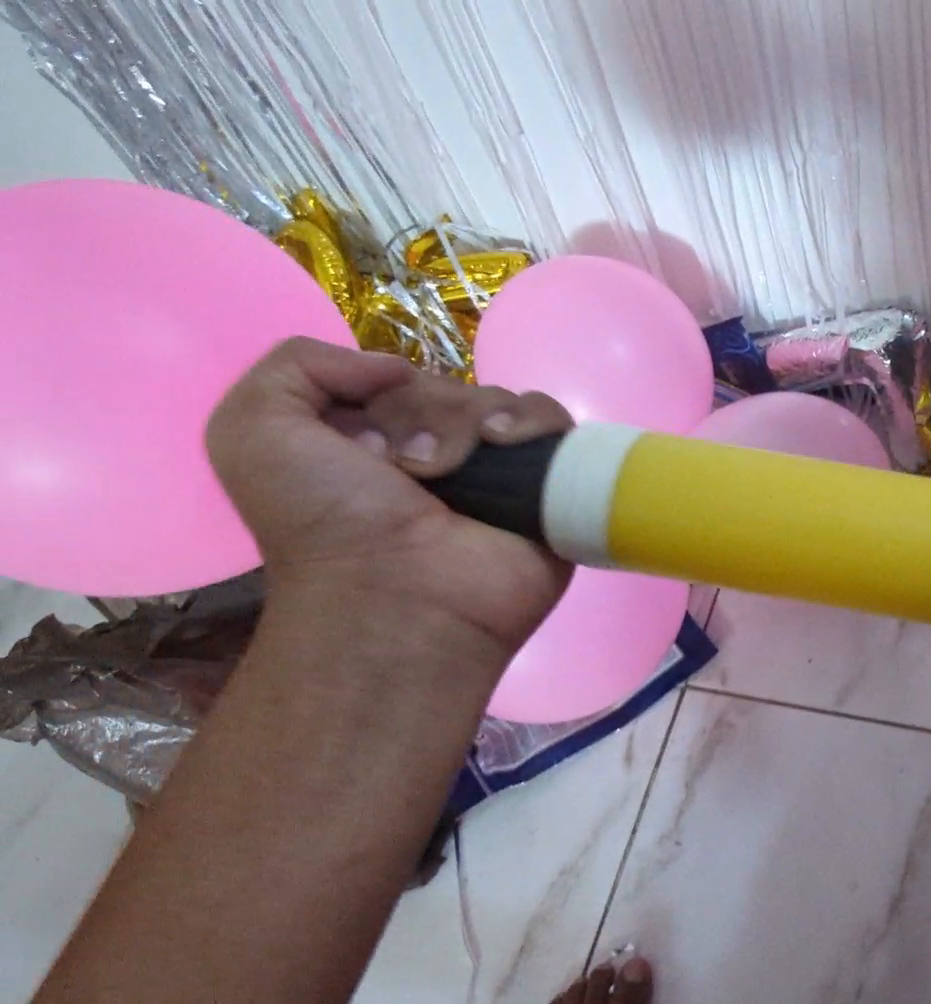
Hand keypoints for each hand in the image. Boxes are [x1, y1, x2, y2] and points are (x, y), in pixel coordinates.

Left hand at [205, 337, 573, 660]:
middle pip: (456, 387)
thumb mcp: (255, 431)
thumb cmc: (324, 520)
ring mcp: (503, 473)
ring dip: (475, 419)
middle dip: (429, 412)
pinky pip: (557, 427)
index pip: (405, 379)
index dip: (385, 392)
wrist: (399, 594)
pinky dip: (534, 422)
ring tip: (458, 469)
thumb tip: (400, 367)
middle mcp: (446, 455)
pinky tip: (507, 446)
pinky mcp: (552, 488)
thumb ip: (298, 365)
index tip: (364, 440)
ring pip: (506, 401)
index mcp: (381, 442)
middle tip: (412, 468)